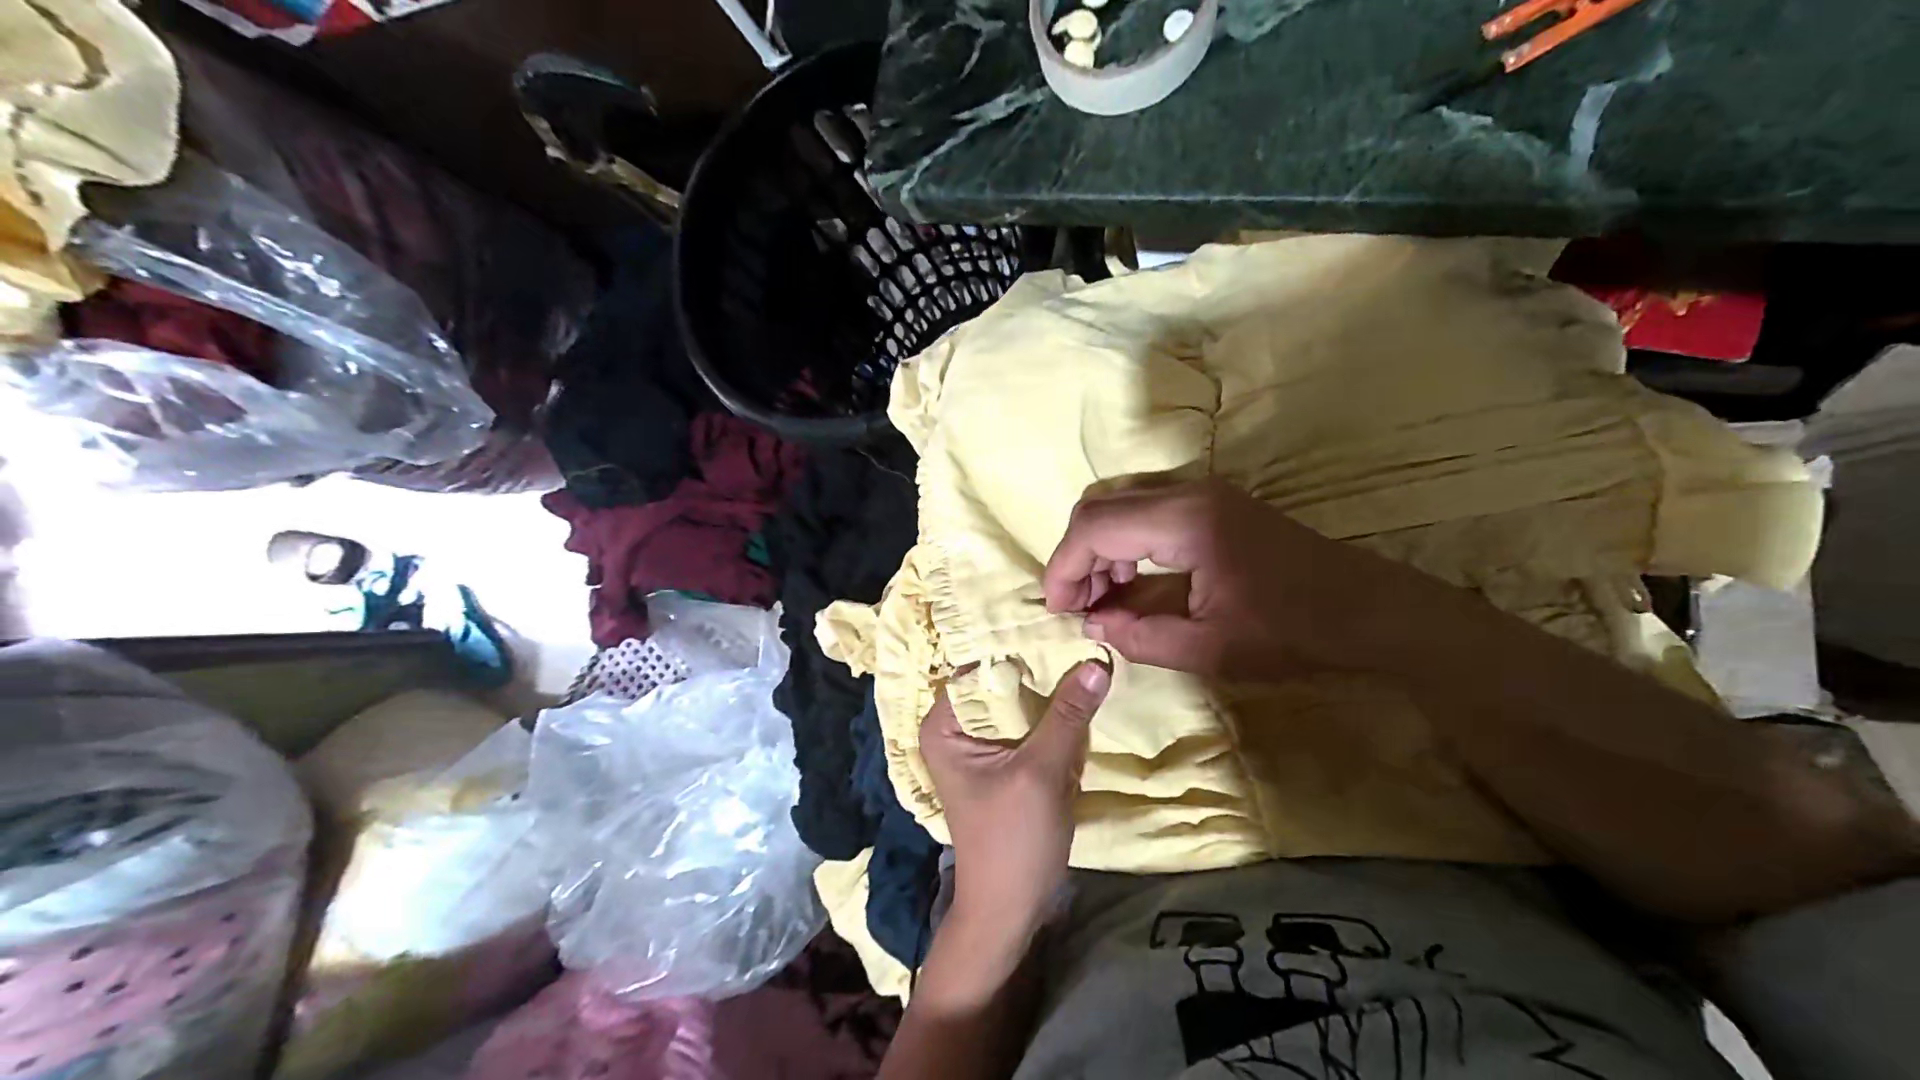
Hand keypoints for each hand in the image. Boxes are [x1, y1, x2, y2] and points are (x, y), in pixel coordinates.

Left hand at [919, 660, 1110, 940]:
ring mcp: (981, 746)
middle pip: (1004, 685)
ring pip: (1022, 706)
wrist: (1010, 909)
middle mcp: (956, 728)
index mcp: (944, 724)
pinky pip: (1031, 729)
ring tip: (1089, 671)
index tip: (1062, 632)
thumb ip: (1066, 716)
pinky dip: (1055, 725)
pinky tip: (1083, 709)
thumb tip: (1097, 662)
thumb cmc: (1012, 840)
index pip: (981, 668)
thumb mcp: (1041, 772)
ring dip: (1054, 699)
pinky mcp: (1005, 763)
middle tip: (1084, 648)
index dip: (1021, 652)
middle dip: (1043, 675)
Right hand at [1043, 479, 1440, 679]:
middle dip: (1077, 556)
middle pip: (1101, 506)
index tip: (1057, 610)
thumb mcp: (1209, 648)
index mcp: (1186, 521)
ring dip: (1099, 548)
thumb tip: (1091, 623)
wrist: (1368, 610)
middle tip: (1079, 606)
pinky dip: (1124, 543)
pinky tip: (1132, 582)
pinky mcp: (1211, 502)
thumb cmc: (1292, 632)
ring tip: (1103, 600)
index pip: (1095, 527)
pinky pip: (1145, 511)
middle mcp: (1188, 491)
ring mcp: (1202, 491)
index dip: (1064, 568)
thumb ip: (1139, 635)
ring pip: (1120, 504)